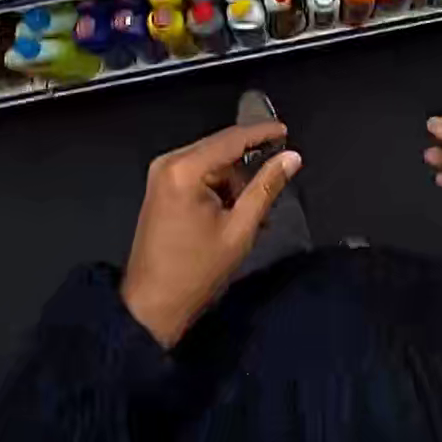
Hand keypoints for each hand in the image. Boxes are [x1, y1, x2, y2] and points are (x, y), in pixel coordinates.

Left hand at [121, 122, 300, 348]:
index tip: (287, 131)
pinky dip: (221, 185)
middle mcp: (170, 162)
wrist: (150, 309)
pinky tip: (235, 208)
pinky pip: (201, 171)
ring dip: (236, 179)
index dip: (263, 132)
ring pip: (214, 160)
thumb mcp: (240, 229)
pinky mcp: (162, 185)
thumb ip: (267, 186)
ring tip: (256, 209)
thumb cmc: (196, 272)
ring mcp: (163, 173)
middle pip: (222, 146)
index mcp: (185, 169)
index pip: (233, 138)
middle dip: (250, 161)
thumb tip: (292, 156)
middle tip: (278, 175)